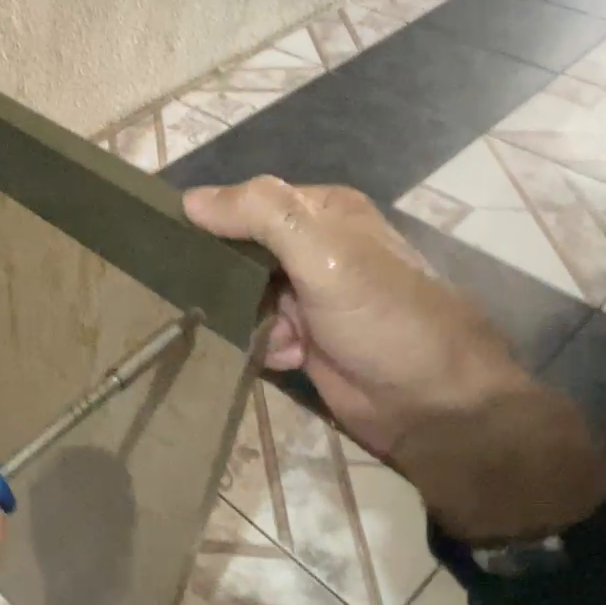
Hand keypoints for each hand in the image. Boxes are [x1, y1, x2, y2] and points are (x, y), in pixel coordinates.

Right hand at [185, 177, 605, 539]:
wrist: (431, 405)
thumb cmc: (382, 318)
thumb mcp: (325, 253)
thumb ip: (261, 215)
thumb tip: (190, 199)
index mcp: (323, 213)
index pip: (248, 202)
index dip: (212, 221)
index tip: (173, 245)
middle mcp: (314, 249)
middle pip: (240, 251)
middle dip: (223, 276)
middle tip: (203, 295)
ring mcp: (309, 297)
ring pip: (243, 295)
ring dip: (243, 316)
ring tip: (263, 332)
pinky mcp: (304, 339)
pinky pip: (257, 333)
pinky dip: (261, 345)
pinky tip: (282, 356)